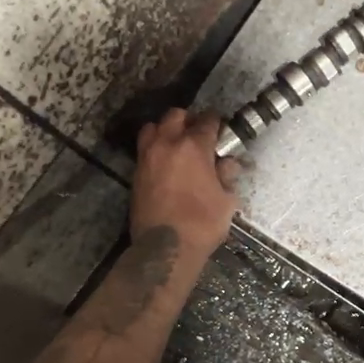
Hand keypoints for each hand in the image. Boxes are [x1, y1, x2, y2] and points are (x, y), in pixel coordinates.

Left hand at [132, 110, 239, 257]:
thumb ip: (227, 177)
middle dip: (188, 120)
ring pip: (153, 127)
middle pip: (175, 116)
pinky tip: (166, 162)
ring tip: (176, 144)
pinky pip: (145, 148)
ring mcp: (147, 157)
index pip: (207, 121)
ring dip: (166, 130)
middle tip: (198, 133)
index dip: (216, 122)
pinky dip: (155, 148)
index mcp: (194, 147)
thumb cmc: (203, 223)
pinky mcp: (136, 172)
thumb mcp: (227, 201)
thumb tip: (226, 164)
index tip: (221, 128)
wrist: (166, 246)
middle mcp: (167, 144)